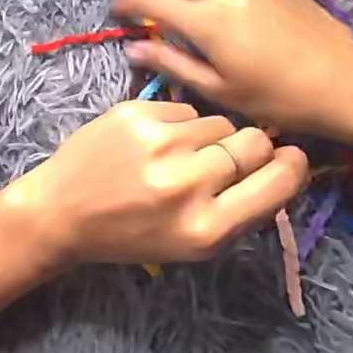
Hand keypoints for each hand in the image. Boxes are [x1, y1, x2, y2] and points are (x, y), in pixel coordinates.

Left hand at [0, 100, 307, 266]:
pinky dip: (178, 124)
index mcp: (206, 229)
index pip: (277, 183)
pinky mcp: (135, 113)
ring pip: (219, 121)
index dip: (291, 167)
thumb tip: (282, 166)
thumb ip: (240, 210)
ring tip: (178, 155)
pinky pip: (185, 109)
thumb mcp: (191, 243)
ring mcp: (159, 142)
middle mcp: (187, 183)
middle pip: (254, 142)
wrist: (62, 210)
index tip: (289, 158)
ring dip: (210, 136)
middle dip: (250, 148)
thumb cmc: (130, 234)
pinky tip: (153, 143)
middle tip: (224, 158)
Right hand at [112, 0, 352, 152]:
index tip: (117, 12)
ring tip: (185, 1)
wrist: (348, 82)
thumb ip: (172, 64)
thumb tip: (133, 49)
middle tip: (152, 11)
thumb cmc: (279, 98)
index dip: (127, 3)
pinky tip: (220, 1)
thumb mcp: (219, 90)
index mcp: (206, 21)